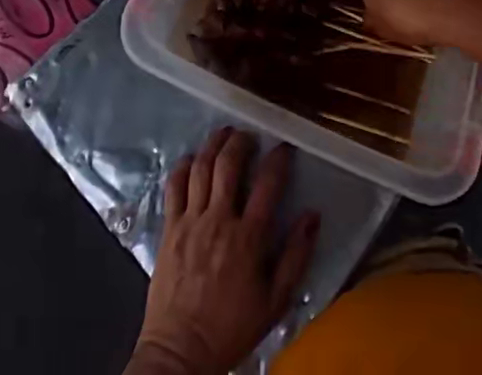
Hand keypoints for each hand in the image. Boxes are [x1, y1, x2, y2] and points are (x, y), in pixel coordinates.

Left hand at [128, 128, 318, 374]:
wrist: (182, 349)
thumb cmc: (232, 326)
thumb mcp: (275, 301)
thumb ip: (295, 256)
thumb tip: (312, 216)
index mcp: (248, 238)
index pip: (268, 185)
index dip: (278, 160)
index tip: (285, 148)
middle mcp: (218, 220)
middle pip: (228, 165)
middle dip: (241, 142)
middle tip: (249, 135)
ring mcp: (190, 220)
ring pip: (200, 168)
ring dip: (213, 145)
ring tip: (223, 134)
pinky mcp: (169, 227)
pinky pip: (173, 186)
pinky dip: (182, 166)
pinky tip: (190, 158)